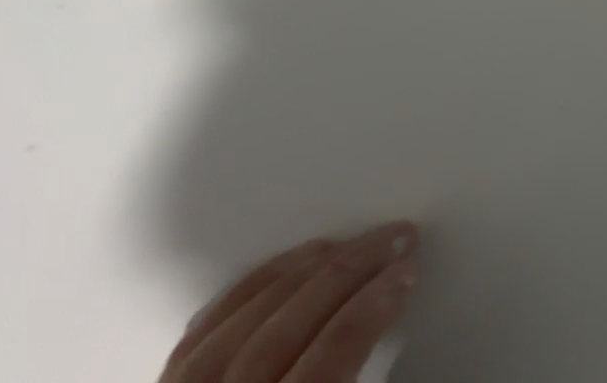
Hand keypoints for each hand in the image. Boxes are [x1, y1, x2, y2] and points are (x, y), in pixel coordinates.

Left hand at [161, 222, 420, 382]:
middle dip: (349, 271)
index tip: (407, 268)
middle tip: (395, 237)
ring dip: (302, 271)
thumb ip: (358, 370)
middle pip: (284, 328)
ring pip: (238, 321)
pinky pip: (199, 331)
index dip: (376, 303)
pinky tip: (286, 268)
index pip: (332, 350)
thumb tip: (390, 307)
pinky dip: (247, 290)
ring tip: (347, 243)